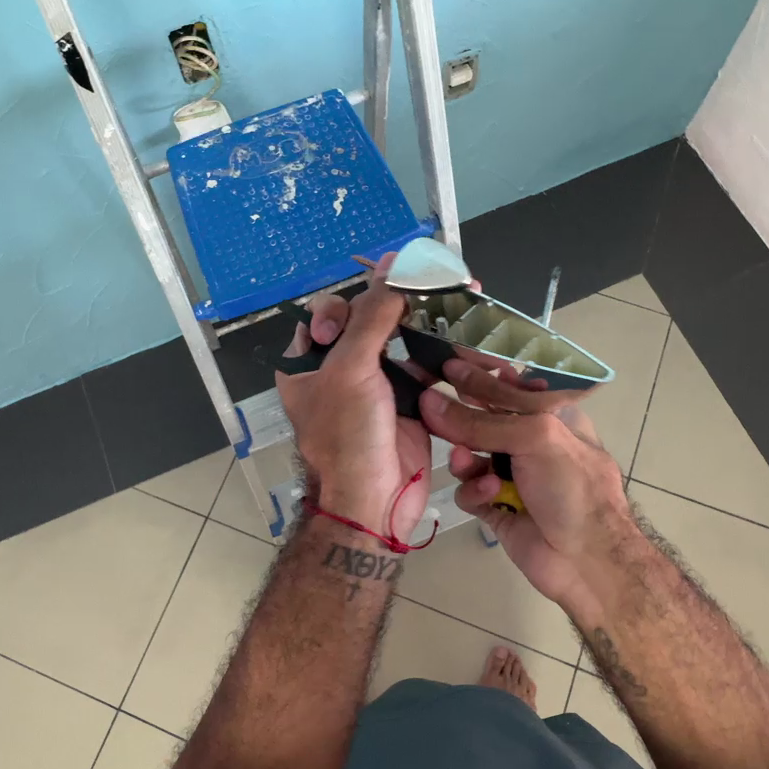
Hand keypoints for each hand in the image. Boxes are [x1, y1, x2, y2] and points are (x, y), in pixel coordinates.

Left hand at [274, 259, 431, 535]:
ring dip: (424, 316)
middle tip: (425, 282)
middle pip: (367, 320)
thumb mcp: (350, 370)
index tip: (367, 310)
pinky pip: (423, 364)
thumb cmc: (348, 436)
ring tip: (454, 287)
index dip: (347, 305)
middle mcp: (338, 370)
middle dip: (396, 300)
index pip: (326, 314)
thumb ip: (371, 316)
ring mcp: (375, 384)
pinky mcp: (408, 400)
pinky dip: (441, 346)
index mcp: (307, 364)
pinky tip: (461, 322)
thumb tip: (392, 265)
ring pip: (398, 338)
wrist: (374, 503)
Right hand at [417, 370, 635, 620]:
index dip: (478, 372)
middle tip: (427, 404)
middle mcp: (530, 442)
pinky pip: (469, 490)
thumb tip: (427, 400)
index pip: (509, 384)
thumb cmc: (572, 486)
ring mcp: (512, 475)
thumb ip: (478, 420)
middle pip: (481, 418)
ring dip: (465, 458)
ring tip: (465, 463)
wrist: (587, 559)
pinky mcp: (495, 507)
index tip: (443, 360)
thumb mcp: (533, 437)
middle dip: (458, 415)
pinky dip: (474, 491)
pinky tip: (490, 495)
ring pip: (468, 455)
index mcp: (550, 416)